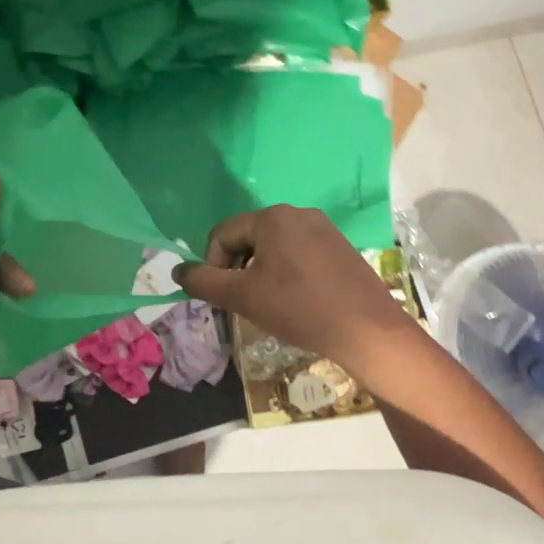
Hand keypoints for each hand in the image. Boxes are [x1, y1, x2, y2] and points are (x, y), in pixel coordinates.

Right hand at [175, 205, 420, 373]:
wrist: (366, 329)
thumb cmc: (298, 309)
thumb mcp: (242, 297)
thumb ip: (204, 282)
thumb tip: (177, 271)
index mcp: (272, 218)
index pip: (222, 234)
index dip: (213, 267)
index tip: (225, 298)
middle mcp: (298, 213)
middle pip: (249, 238)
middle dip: (239, 270)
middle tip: (246, 303)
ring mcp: (324, 229)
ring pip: (275, 248)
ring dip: (262, 274)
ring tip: (272, 305)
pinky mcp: (341, 248)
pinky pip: (300, 255)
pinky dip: (288, 275)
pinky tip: (298, 302)